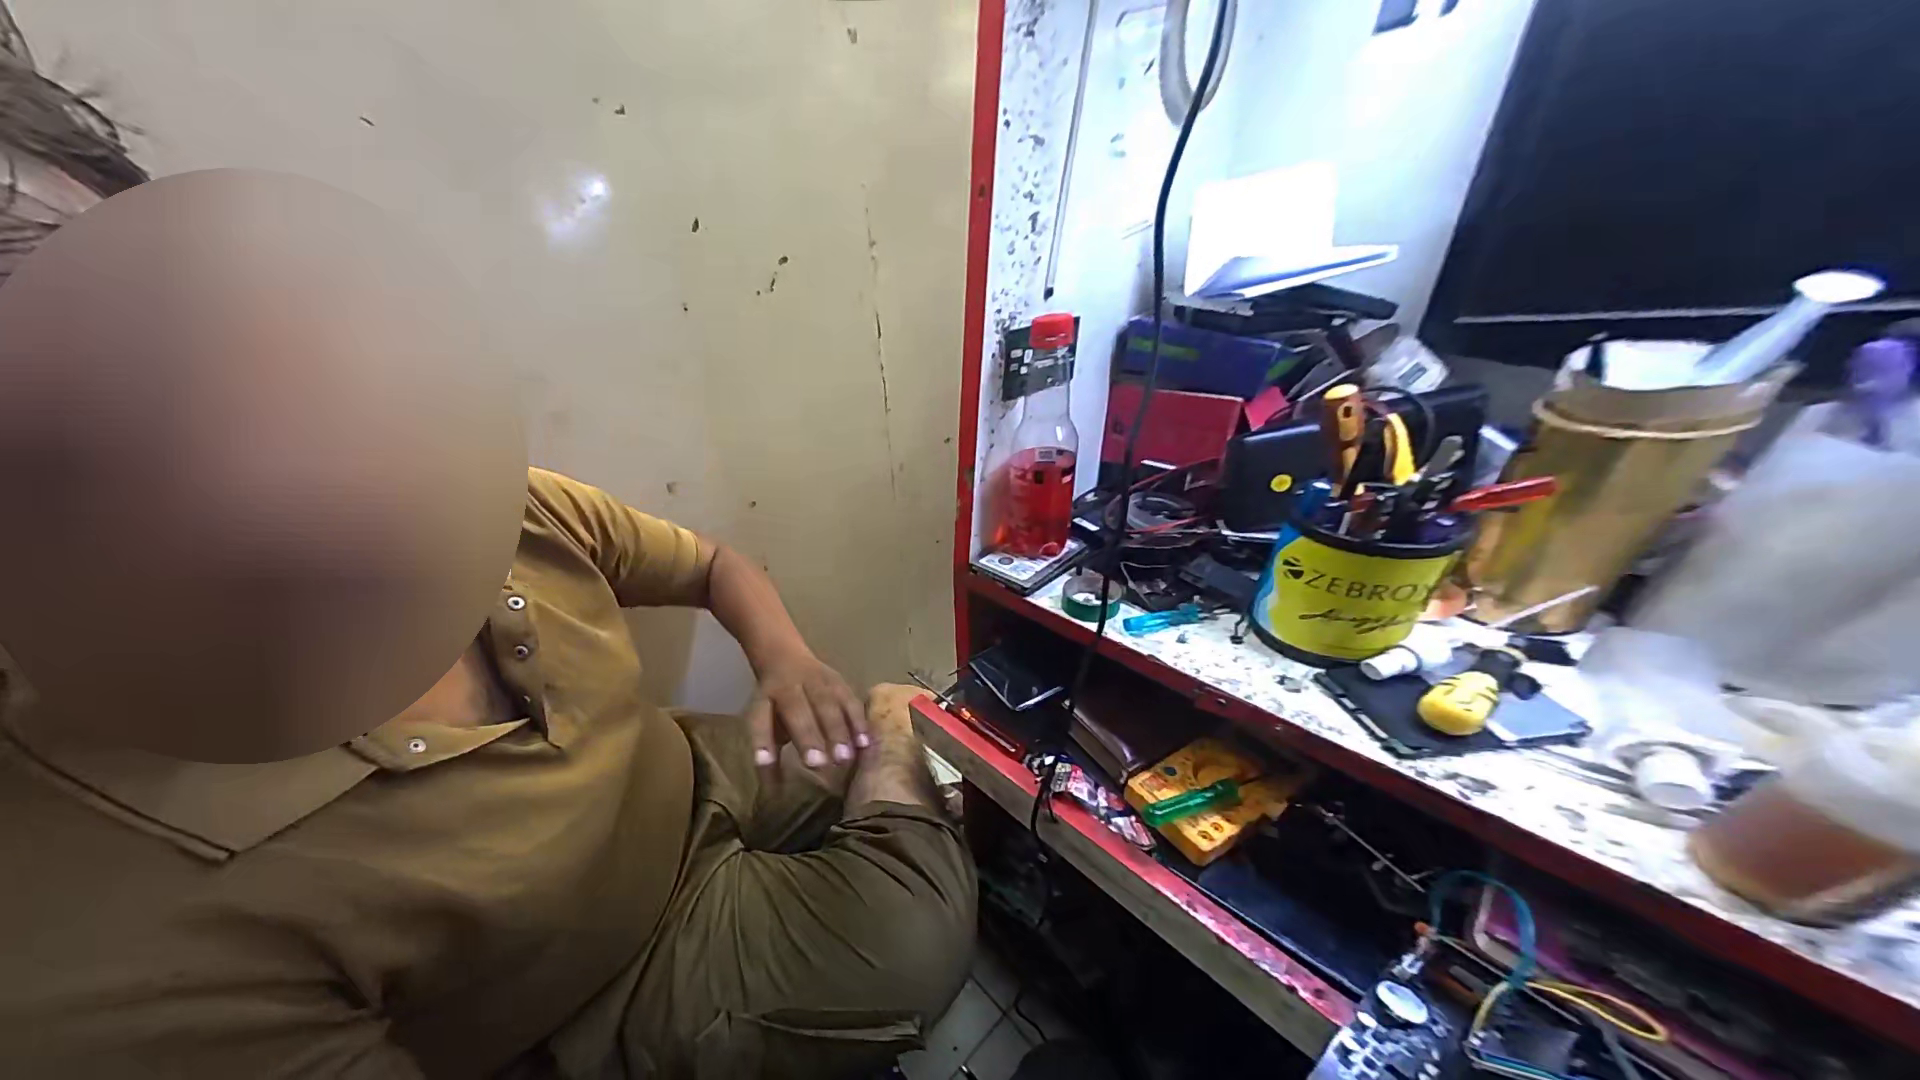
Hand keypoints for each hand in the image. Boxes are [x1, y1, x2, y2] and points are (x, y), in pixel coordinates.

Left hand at [745, 649, 868, 769]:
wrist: (786, 656)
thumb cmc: (775, 700)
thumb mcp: (762, 719)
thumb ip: (767, 748)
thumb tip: (772, 788)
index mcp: (765, 697)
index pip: (761, 719)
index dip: (763, 741)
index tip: (764, 763)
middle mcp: (790, 686)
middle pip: (798, 711)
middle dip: (809, 737)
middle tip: (820, 764)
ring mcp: (816, 680)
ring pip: (828, 703)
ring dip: (839, 730)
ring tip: (848, 757)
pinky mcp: (838, 680)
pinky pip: (849, 700)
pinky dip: (859, 721)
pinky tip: (867, 741)